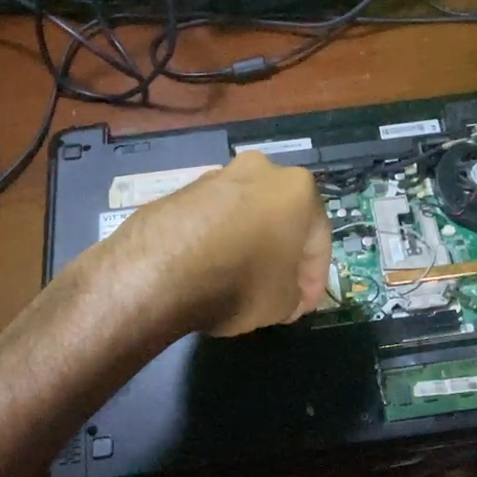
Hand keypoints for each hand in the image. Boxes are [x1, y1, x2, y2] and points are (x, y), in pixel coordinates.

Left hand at [103, 151, 330, 335]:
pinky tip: (212, 270)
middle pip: (283, 220)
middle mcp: (261, 171)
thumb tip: (286, 293)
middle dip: (284, 256)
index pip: (318, 240)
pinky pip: (214, 219)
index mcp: (298, 189)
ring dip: (251, 245)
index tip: (304, 305)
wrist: (158, 270)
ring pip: (247, 216)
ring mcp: (218, 176)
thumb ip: (295, 295)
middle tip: (280, 290)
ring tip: (243, 282)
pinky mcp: (182, 189)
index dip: (315, 279)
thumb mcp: (283, 303)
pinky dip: (219, 241)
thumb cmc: (240, 282)